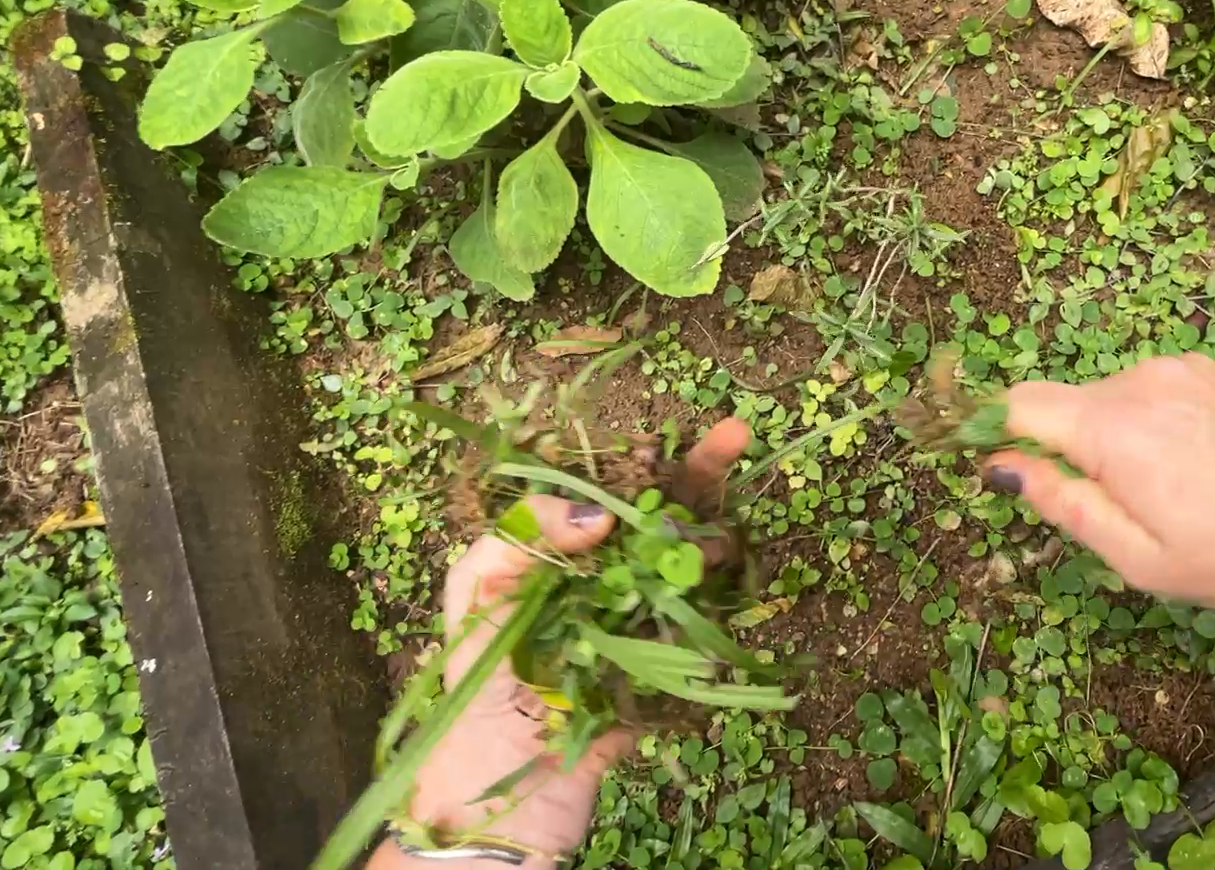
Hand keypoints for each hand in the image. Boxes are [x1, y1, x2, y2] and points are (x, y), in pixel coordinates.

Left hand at [383, 418, 752, 866]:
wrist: (512, 784)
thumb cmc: (482, 682)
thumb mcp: (478, 592)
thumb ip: (524, 535)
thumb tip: (604, 520)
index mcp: (573, 546)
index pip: (615, 486)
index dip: (642, 457)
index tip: (660, 439)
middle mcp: (619, 564)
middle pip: (670, 504)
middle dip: (704, 466)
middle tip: (737, 431)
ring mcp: (654, 602)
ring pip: (700, 547)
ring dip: (709, 533)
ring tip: (703, 547)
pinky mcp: (680, 645)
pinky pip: (712, 603)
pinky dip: (722, 582)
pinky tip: (719, 573)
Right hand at [983, 354, 1214, 637]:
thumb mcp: (1137, 557)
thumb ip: (1061, 503)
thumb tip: (999, 464)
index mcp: (1113, 428)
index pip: (1016, 404)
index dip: (987, 428)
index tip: (986, 462)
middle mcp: (1138, 381)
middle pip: (1058, 402)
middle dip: (1055, 446)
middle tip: (1104, 506)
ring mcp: (1176, 369)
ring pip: (1100, 397)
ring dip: (1100, 436)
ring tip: (1159, 491)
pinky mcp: (1206, 369)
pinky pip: (1141, 390)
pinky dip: (1137, 421)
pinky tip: (1188, 463)